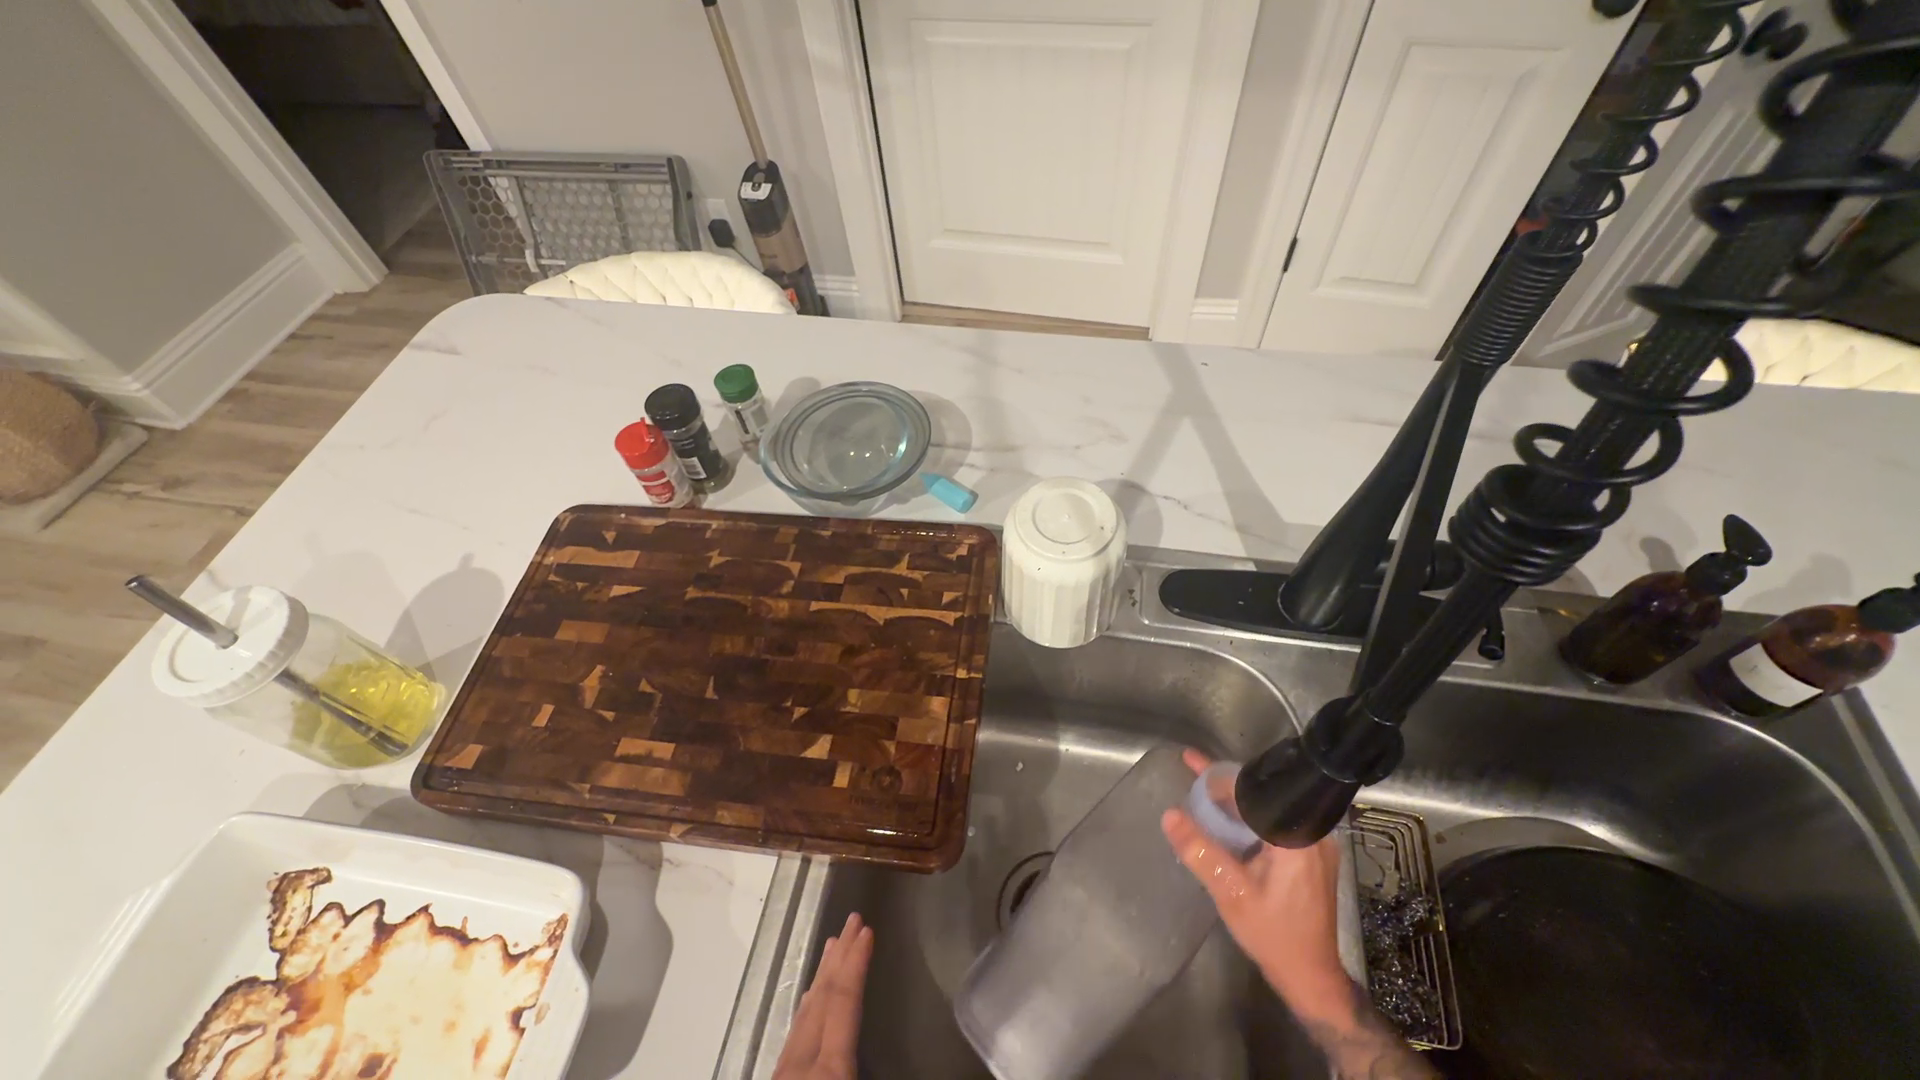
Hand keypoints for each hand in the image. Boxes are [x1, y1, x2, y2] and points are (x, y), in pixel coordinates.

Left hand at [771, 912, 873, 1079]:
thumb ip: (875, 1063)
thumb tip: (919, 1056)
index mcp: (829, 1070)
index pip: (844, 1003)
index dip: (856, 963)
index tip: (867, 931)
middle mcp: (802, 1062)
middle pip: (822, 998)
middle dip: (840, 955)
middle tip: (853, 920)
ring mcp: (784, 1069)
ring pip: (805, 1012)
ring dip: (823, 974)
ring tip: (833, 944)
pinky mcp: (778, 1076)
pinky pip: (796, 1030)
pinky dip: (810, 1004)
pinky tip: (812, 996)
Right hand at [1162, 750, 1434, 1079]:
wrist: (1310, 975)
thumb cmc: (1273, 934)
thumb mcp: (1230, 893)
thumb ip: (1201, 851)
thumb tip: (1170, 816)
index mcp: (1296, 837)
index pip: (1256, 792)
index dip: (1219, 776)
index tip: (1192, 761)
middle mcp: (1312, 835)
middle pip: (1265, 797)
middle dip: (1226, 784)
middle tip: (1193, 773)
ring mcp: (1315, 847)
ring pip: (1271, 811)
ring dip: (1237, 804)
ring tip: (1203, 794)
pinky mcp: (1311, 859)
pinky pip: (1277, 827)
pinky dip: (1250, 822)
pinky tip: (1227, 825)